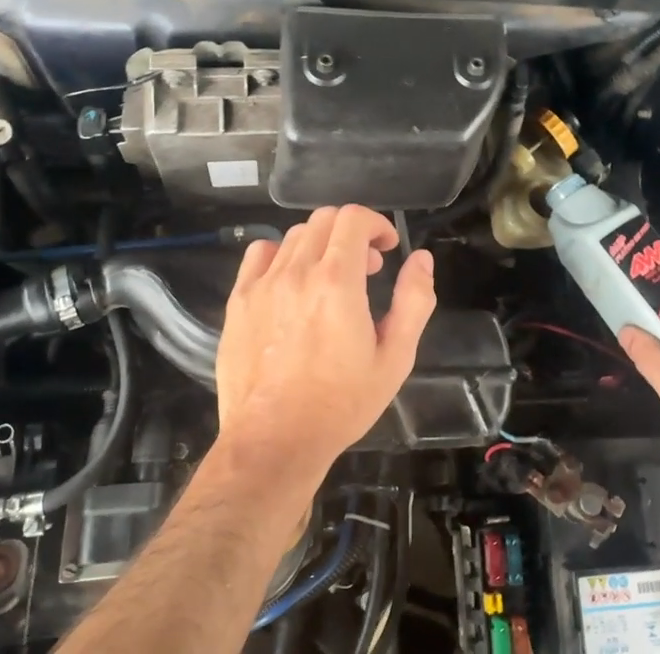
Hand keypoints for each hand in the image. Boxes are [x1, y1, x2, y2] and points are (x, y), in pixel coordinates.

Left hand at [214, 205, 436, 475]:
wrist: (275, 441)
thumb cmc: (341, 403)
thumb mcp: (395, 358)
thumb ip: (413, 301)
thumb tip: (421, 259)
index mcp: (337, 282)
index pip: (352, 218)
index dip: (376, 224)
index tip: (387, 249)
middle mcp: (297, 273)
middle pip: (323, 220)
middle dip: (352, 234)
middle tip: (367, 269)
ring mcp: (262, 285)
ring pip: (294, 236)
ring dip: (320, 246)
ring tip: (331, 279)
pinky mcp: (238, 301)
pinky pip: (259, 255)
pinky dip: (282, 255)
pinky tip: (292, 282)